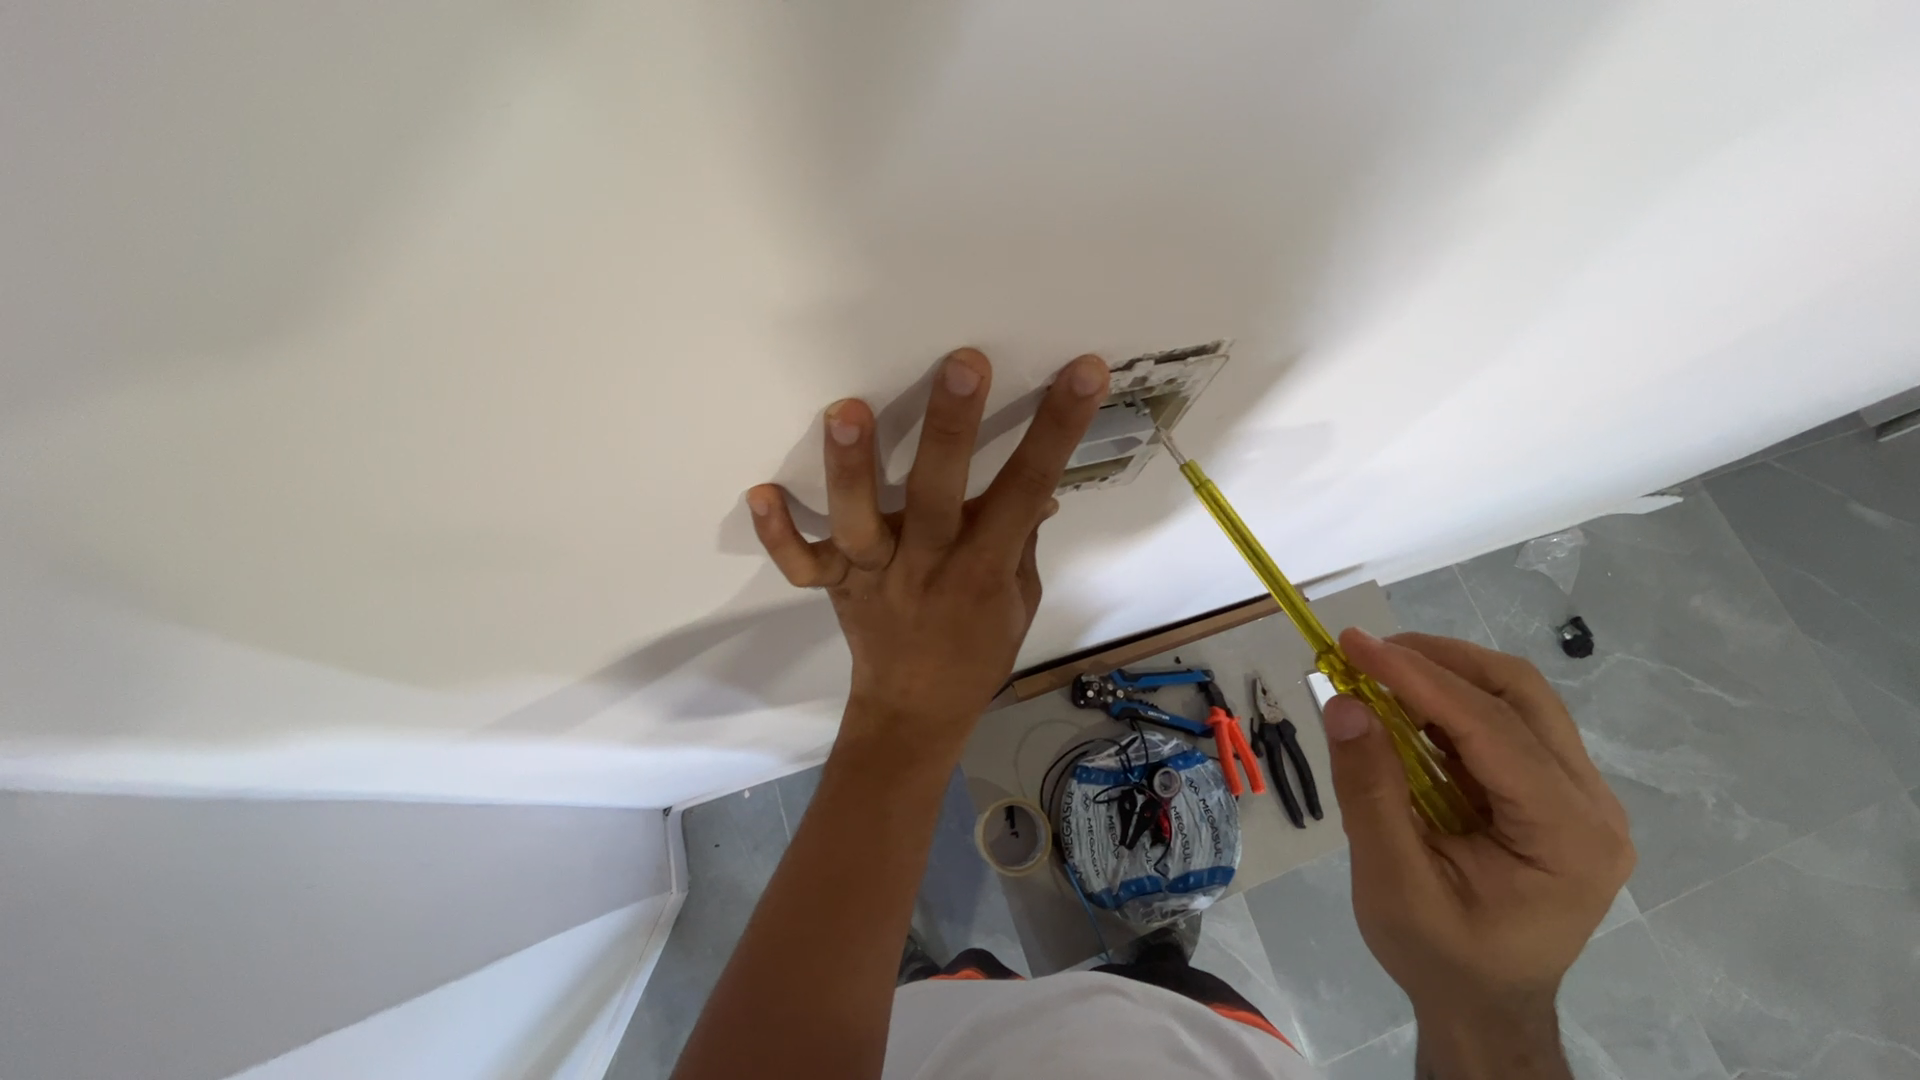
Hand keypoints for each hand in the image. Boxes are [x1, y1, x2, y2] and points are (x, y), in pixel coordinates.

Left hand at [746, 349, 1108, 759]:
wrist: (916, 713)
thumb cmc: (975, 655)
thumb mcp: (1018, 603)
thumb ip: (1021, 544)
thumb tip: (1038, 492)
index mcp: (984, 568)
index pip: (1027, 490)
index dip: (1058, 431)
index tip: (1083, 374)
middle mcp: (928, 565)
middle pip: (939, 494)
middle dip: (953, 429)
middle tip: (963, 365)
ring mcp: (875, 575)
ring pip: (860, 522)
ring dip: (851, 469)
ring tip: (845, 410)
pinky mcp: (836, 586)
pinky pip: (801, 565)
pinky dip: (778, 535)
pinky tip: (761, 493)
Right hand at [1323, 630, 1633, 1038]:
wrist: (1485, 1005)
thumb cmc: (1439, 955)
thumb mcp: (1392, 881)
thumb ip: (1370, 790)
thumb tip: (1343, 702)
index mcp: (1566, 836)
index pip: (1491, 727)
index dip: (1418, 677)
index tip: (1353, 644)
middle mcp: (1592, 806)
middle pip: (1521, 695)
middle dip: (1440, 660)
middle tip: (1365, 652)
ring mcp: (1580, 799)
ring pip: (1518, 701)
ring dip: (1445, 674)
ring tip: (1376, 672)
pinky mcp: (1554, 796)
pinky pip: (1505, 726)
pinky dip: (1450, 704)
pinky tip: (1404, 708)